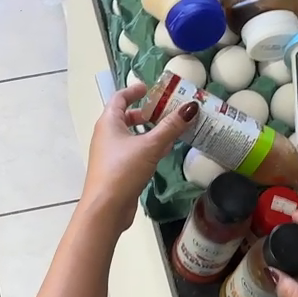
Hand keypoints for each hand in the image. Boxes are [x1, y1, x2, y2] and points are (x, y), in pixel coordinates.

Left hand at [81, 81, 197, 230]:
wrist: (106, 208)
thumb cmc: (123, 170)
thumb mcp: (150, 146)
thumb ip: (171, 127)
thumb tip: (191, 107)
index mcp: (108, 122)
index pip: (119, 98)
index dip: (133, 91)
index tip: (149, 88)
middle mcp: (107, 135)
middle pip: (126, 117)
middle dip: (146, 113)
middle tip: (166, 110)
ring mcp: (111, 154)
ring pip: (132, 136)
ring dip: (149, 132)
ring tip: (171, 130)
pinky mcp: (118, 170)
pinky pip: (134, 152)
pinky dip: (148, 148)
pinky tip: (164, 152)